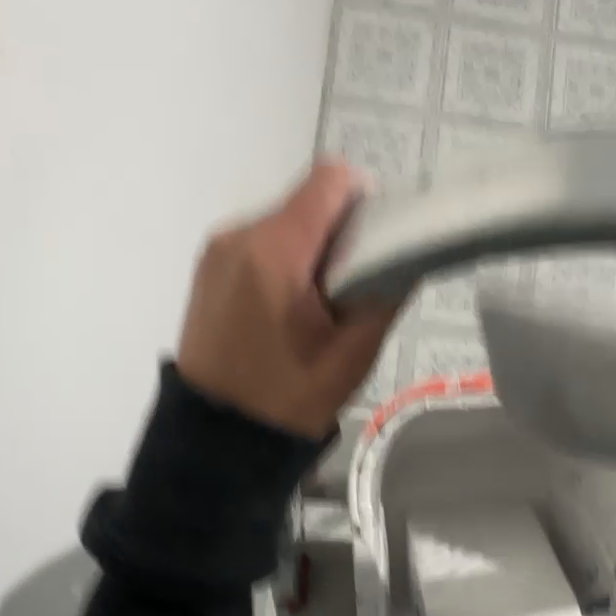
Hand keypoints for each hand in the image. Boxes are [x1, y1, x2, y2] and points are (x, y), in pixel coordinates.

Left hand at [174, 157, 397, 439]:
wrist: (216, 436)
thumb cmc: (289, 400)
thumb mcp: (354, 355)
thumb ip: (386, 294)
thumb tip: (406, 252)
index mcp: (276, 251)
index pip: (330, 179)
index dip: (364, 198)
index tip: (378, 240)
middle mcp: (239, 234)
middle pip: (308, 202)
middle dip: (339, 235)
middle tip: (353, 289)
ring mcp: (218, 248)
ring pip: (285, 222)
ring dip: (311, 251)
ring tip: (317, 309)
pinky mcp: (208, 266)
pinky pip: (260, 243)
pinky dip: (284, 263)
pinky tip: (286, 311)